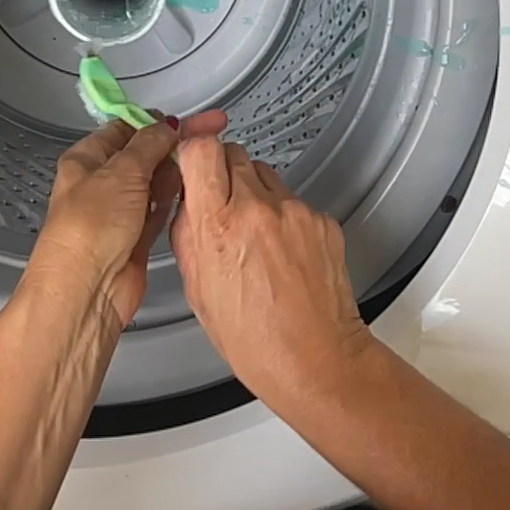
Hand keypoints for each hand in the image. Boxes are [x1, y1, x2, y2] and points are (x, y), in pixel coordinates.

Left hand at [26, 110, 227, 330]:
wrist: (88, 290)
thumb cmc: (90, 227)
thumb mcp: (122, 171)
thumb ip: (149, 143)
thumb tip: (168, 126)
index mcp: (86, 160)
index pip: (124, 129)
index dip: (155, 122)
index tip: (188, 118)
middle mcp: (101, 183)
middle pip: (144, 154)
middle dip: (173, 145)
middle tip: (210, 133)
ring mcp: (120, 211)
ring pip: (155, 181)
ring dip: (175, 173)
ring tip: (204, 162)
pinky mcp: (137, 236)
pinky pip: (161, 209)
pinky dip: (175, 200)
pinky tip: (194, 189)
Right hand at [171, 136, 374, 405]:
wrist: (317, 361)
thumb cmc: (255, 340)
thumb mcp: (198, 290)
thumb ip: (187, 234)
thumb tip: (187, 198)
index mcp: (219, 226)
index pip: (202, 149)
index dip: (194, 150)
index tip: (192, 162)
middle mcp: (258, 208)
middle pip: (233, 152)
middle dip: (222, 172)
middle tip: (223, 204)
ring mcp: (295, 211)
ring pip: (264, 173)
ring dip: (254, 192)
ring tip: (255, 235)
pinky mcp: (322, 218)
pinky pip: (293, 199)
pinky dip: (284, 215)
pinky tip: (283, 251)